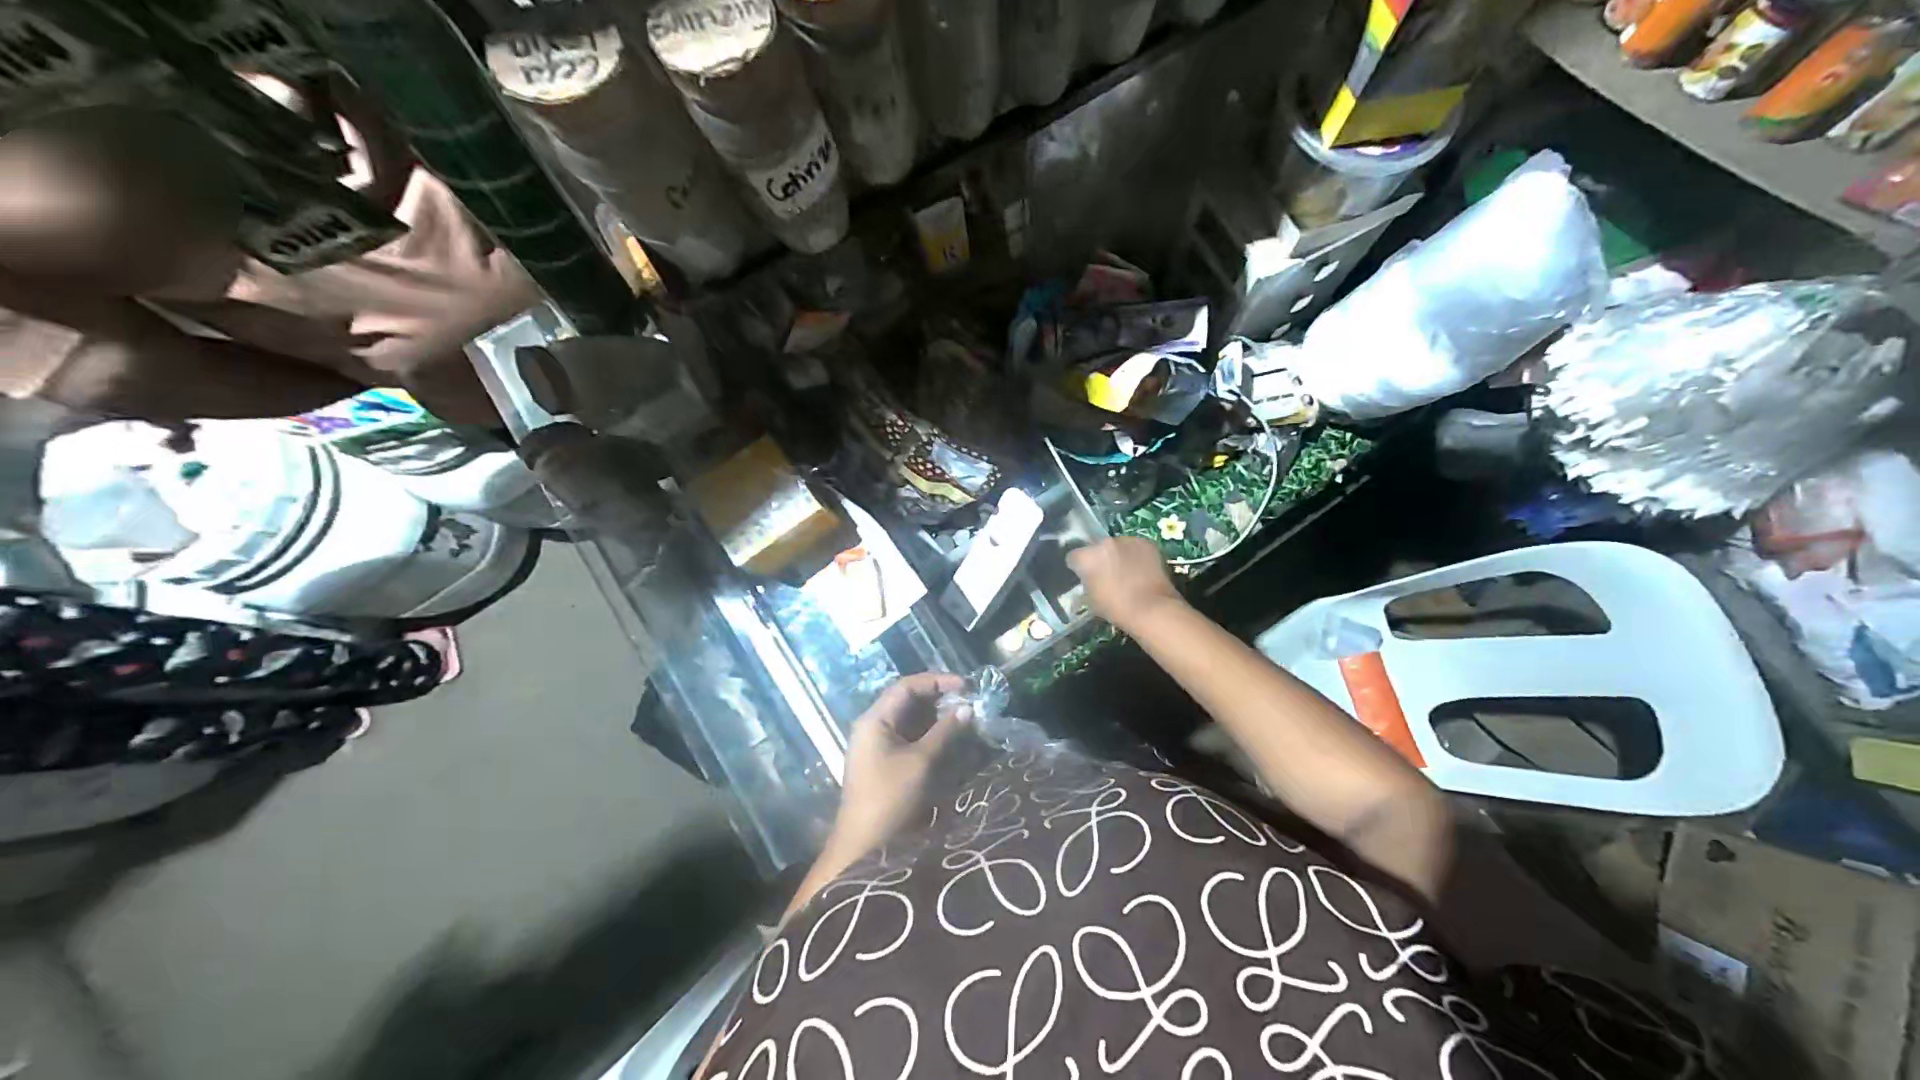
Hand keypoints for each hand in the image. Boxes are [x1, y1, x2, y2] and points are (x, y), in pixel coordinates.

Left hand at [828, 672, 971, 861]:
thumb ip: (944, 732)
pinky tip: (953, 740)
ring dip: (938, 718)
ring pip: (912, 721)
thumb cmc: (890, 798)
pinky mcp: (886, 764)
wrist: (863, 846)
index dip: (936, 681)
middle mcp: (874, 727)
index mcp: (875, 720)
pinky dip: (932, 736)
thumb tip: (967, 709)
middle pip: (909, 702)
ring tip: (967, 719)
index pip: (906, 687)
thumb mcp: (921, 762)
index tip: (966, 685)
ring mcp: (879, 747)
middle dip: (940, 699)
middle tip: (970, 703)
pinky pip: (911, 740)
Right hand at [1068, 537, 1184, 629]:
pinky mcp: (1146, 543)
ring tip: (1127, 572)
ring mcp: (1126, 540)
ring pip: (1117, 546)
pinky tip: (1141, 570)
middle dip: (1100, 559)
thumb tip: (1089, 581)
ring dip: (1118, 555)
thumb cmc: (1117, 608)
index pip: (1074, 557)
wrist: (1151, 608)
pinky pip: (1135, 547)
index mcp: (1087, 558)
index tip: (1085, 576)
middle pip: (1097, 548)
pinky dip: (1136, 555)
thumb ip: (1087, 584)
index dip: (1079, 567)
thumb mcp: (1091, 601)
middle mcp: (1104, 543)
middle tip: (1107, 574)